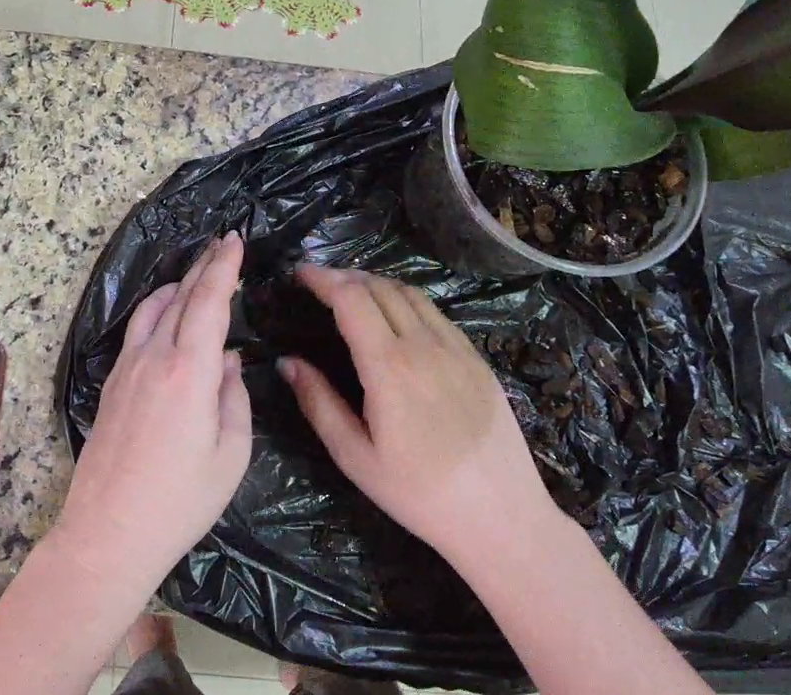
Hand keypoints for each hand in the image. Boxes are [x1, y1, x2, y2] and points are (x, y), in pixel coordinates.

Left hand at [52, 233, 251, 593]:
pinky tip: (165, 315)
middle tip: (222, 244)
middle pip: (180, 298)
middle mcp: (154, 358)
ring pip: (152, 310)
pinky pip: (136, 332)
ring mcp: (126, 370)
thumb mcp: (230, 455)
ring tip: (195, 273)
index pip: (209, 303)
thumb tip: (230, 361)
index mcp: (190, 371)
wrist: (109, 530)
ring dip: (177, 285)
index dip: (223, 268)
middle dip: (204, 267)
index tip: (234, 240)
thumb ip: (234, 399)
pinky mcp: (111, 385)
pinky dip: (156, 310)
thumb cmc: (180, 500)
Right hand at [278, 266, 552, 552]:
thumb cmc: (419, 494)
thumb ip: (318, 403)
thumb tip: (287, 362)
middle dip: (345, 277)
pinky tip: (397, 318)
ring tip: (353, 292)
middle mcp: (425, 346)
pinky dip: (407, 302)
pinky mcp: (478, 361)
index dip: (322, 279)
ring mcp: (457, 350)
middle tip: (319, 283)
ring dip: (376, 284)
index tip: (300, 273)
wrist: (503, 518)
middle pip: (380, 288)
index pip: (351, 299)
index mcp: (389, 367)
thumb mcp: (355, 457)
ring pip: (412, 295)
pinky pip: (437, 314)